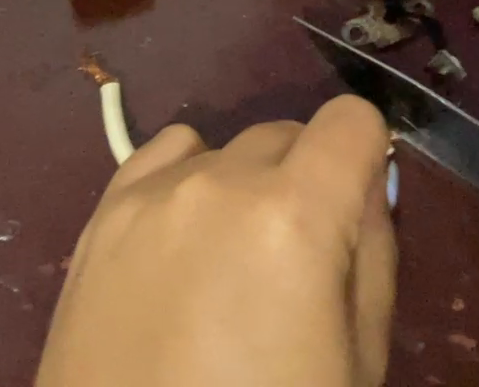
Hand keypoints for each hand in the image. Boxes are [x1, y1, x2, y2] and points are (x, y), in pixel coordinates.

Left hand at [36, 95, 396, 386]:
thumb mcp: (357, 357)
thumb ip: (373, 249)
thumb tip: (364, 183)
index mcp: (295, 217)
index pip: (351, 120)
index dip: (366, 154)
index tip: (357, 199)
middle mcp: (222, 182)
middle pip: (287, 135)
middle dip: (306, 179)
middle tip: (294, 259)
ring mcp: (156, 191)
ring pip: (228, 148)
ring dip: (245, 184)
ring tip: (228, 258)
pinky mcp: (105, 210)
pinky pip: (167, 154)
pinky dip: (188, 177)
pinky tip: (182, 238)